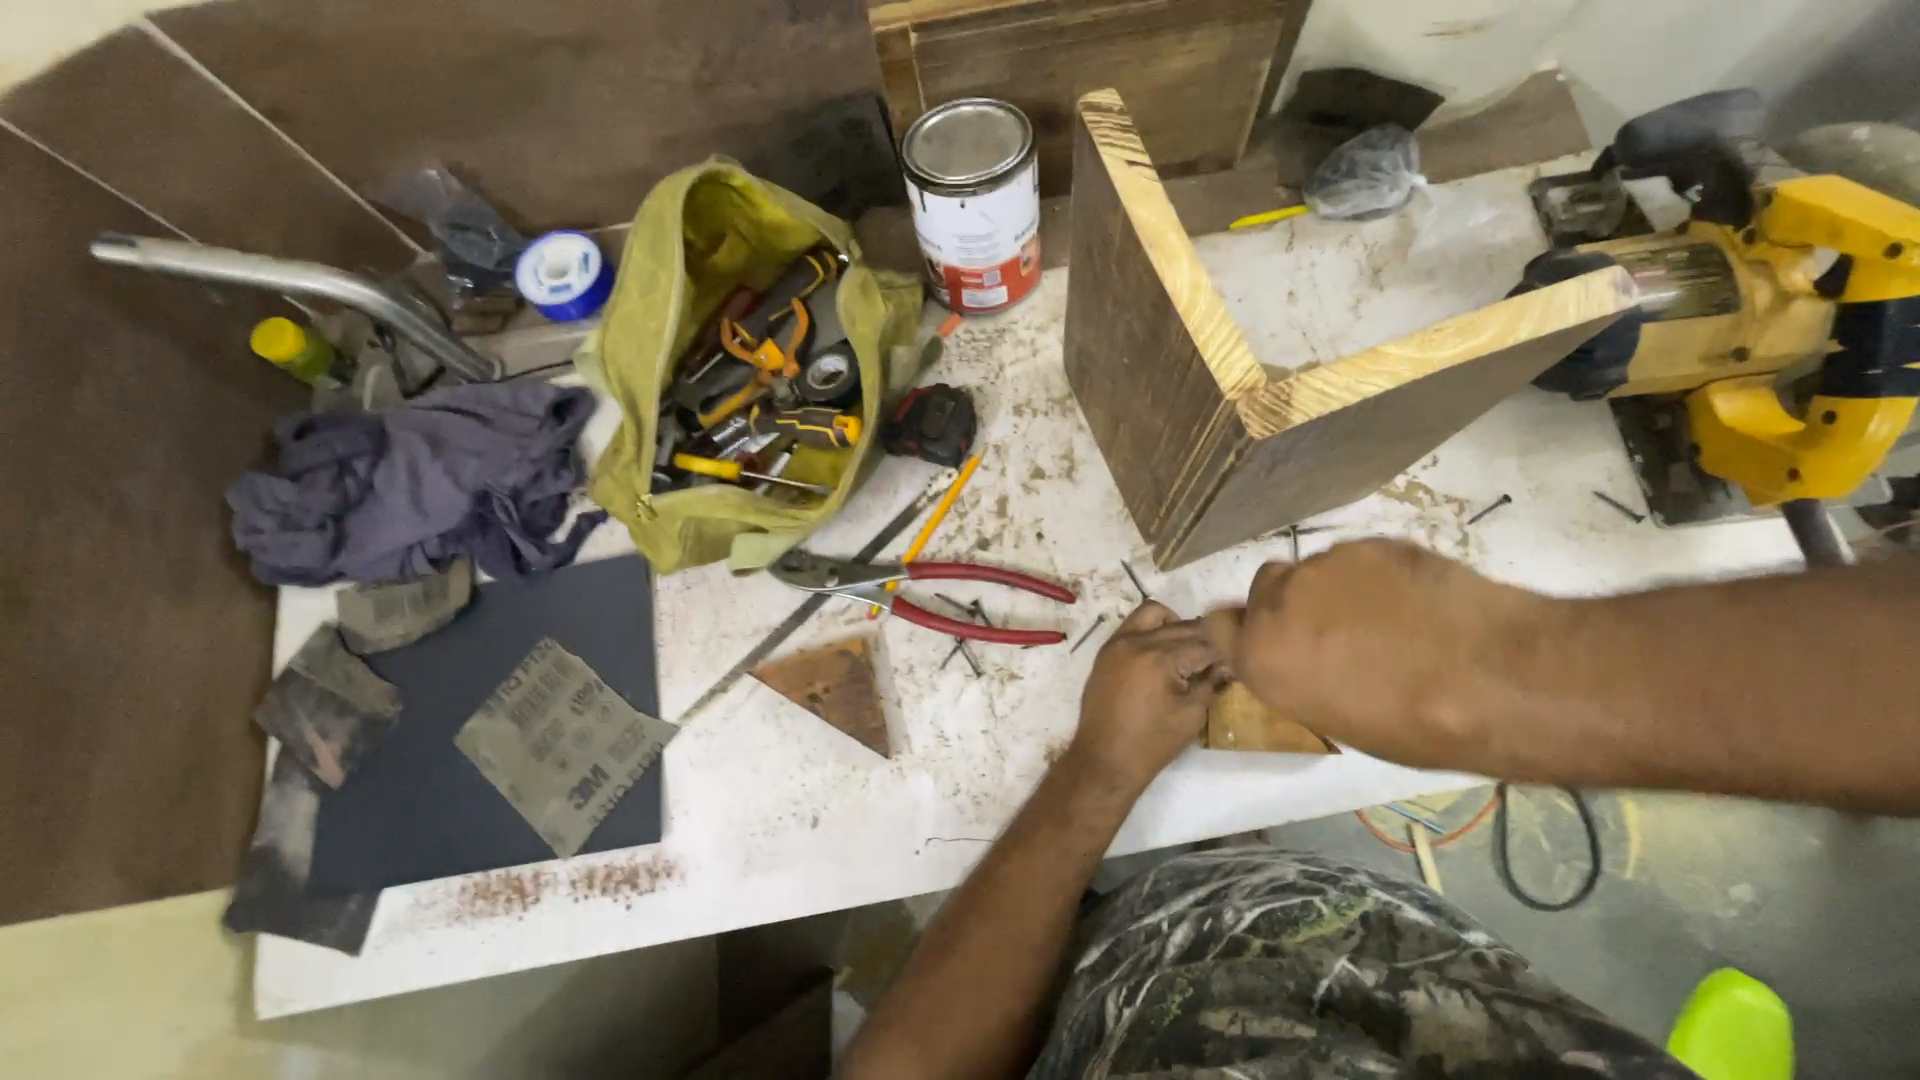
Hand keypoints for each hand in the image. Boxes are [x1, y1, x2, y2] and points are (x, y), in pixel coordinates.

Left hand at [1069, 602, 1230, 791]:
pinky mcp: (1106, 652)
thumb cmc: (1152, 742)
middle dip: (1201, 639)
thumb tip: (1227, 664)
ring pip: (1151, 614)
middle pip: (1180, 626)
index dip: (1222, 653)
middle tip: (1214, 658)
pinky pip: (1131, 626)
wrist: (1105, 758)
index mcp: (1160, 658)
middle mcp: (1136, 642)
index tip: (1234, 660)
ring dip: (1173, 625)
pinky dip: (1150, 631)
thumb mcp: (1191, 714)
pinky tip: (1163, 655)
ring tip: (1185, 650)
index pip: (1202, 644)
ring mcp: (1116, 644)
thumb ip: (1210, 682)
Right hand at [1203, 539, 1564, 771]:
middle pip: (1265, 589)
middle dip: (1290, 605)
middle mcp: (1278, 604)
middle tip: (1336, 631)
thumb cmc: (1414, 726)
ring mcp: (1324, 566)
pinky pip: (1360, 557)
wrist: (1493, 677)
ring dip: (1336, 589)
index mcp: (1261, 657)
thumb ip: (1298, 676)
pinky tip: (1416, 599)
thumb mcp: (1336, 719)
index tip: (1273, 641)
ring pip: (1315, 570)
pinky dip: (1378, 574)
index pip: (1219, 625)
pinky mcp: (1371, 543)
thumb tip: (1305, 659)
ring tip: (1389, 617)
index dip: (1245, 631)